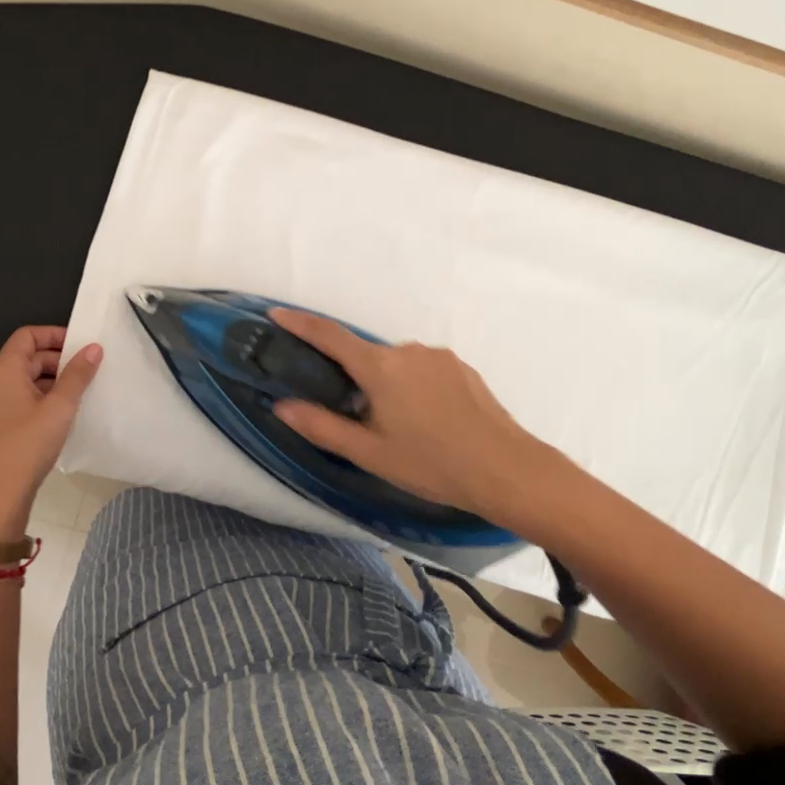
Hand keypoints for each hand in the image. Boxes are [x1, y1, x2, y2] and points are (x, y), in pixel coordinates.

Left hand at [0, 326, 101, 538]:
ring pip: (20, 380)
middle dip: (55, 360)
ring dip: (48, 380)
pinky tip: (56, 415)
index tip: (80, 346)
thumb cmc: (29, 445)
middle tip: (84, 373)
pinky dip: (36, 397)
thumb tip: (93, 348)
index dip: (54, 335)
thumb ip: (78, 375)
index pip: (26, 336)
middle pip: (24, 357)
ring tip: (75, 395)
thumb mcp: (60, 408)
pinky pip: (14, 398)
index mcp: (3, 370)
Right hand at [268, 308, 577, 533]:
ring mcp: (439, 357)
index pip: (330, 336)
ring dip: (386, 385)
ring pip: (396, 365)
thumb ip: (322, 426)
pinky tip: (425, 422)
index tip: (276, 314)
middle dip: (352, 377)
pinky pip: (423, 371)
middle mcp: (408, 351)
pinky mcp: (462, 369)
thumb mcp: (370, 453)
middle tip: (352, 414)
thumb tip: (282, 406)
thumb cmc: (432, 464)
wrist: (508, 470)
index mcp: (380, 368)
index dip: (300, 324)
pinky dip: (412, 388)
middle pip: (365, 355)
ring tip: (397, 428)